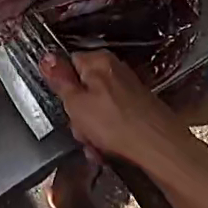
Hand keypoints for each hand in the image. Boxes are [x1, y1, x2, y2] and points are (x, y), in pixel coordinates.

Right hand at [40, 50, 205, 171]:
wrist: (160, 150)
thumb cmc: (120, 126)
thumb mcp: (75, 103)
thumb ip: (59, 80)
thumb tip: (46, 58)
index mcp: (98, 62)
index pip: (67, 64)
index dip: (60, 87)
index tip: (62, 103)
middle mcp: (115, 70)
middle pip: (81, 87)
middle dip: (77, 112)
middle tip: (80, 127)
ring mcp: (128, 89)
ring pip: (95, 106)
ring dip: (91, 127)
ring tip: (95, 143)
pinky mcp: (138, 108)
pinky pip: (111, 118)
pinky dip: (107, 132)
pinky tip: (107, 147)